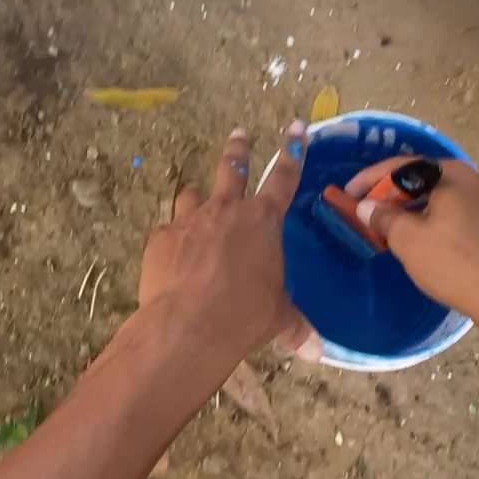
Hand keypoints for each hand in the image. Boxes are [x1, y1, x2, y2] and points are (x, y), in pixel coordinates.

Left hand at [137, 122, 313, 361]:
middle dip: (238, 148)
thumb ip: (294, 326)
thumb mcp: (276, 318)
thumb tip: (316, 351)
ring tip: (194, 198)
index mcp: (263, 221)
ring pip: (192, 193)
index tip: (295, 127)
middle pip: (234, 167)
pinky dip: (172, 241)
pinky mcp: (162, 237)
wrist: (188, 324)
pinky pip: (168, 232)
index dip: (292, 150)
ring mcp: (191, 219)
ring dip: (195, 196)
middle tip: (239, 133)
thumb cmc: (244, 315)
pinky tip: (171, 259)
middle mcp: (227, 210)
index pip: (284, 176)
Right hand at [344, 159, 478, 324]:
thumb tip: (367, 205)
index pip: (402, 165)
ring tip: (391, 226)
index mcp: (451, 174)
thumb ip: (383, 216)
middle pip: (422, 178)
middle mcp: (474, 178)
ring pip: (440, 196)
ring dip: (412, 207)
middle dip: (392, 193)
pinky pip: (456, 211)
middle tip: (368, 210)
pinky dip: (433, 217)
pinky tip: (424, 238)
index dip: (370, 178)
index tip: (348, 194)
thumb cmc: (454, 264)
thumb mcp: (408, 240)